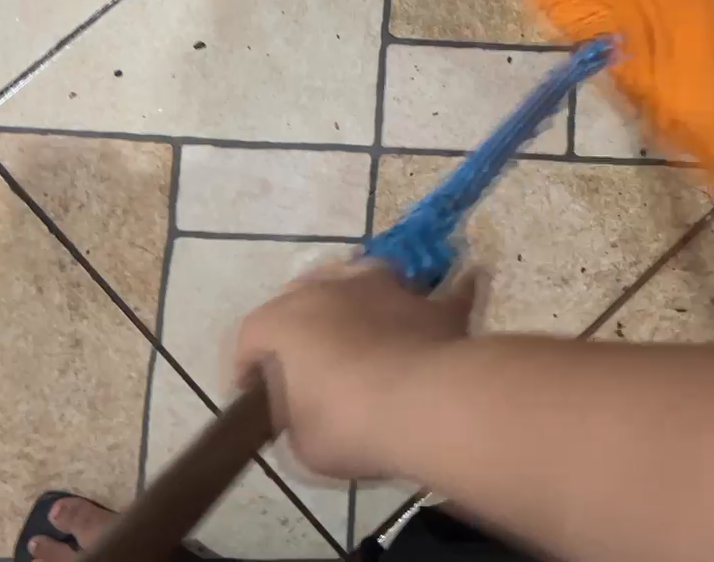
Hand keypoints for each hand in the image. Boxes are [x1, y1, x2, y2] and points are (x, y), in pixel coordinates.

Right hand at [233, 262, 482, 479]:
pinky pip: (444, 289)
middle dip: (301, 322)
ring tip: (365, 317)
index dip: (246, 366)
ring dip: (362, 294)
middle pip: (305, 291)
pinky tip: (467, 281)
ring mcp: (388, 286)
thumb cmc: (348, 423)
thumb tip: (306, 405)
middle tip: (306, 360)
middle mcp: (334, 287)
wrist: (424, 403)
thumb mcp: (300, 439)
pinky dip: (450, 290)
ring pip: (367, 274)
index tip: (253, 395)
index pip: (251, 334)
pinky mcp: (432, 301)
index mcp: (287, 319)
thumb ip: (294, 413)